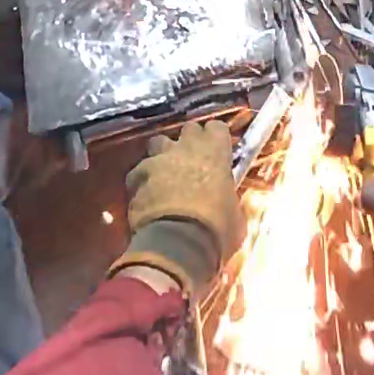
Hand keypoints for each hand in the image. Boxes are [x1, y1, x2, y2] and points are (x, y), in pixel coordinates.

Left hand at [109, 120, 242, 292]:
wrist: (178, 245)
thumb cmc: (216, 230)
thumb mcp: (235, 217)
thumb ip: (229, 200)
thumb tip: (227, 204)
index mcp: (215, 151)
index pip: (217, 128)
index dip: (216, 140)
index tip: (217, 154)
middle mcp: (186, 146)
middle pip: (188, 130)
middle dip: (190, 143)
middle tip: (193, 163)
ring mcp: (159, 158)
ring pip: (158, 143)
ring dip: (163, 156)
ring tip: (165, 176)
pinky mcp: (138, 175)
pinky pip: (138, 172)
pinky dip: (141, 182)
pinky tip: (145, 197)